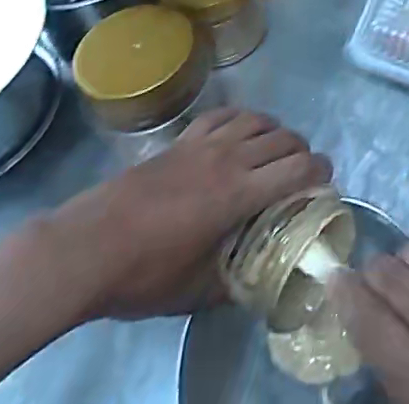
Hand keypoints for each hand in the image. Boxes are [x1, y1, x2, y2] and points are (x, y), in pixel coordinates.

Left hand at [42, 109, 332, 321]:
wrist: (83, 249)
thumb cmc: (141, 274)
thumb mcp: (194, 292)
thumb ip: (233, 285)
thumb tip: (257, 284)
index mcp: (239, 194)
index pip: (298, 168)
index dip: (321, 171)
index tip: (325, 183)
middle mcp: (229, 159)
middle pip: (284, 138)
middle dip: (304, 151)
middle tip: (303, 172)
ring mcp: (203, 145)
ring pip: (257, 119)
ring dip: (276, 131)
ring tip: (276, 149)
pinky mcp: (180, 141)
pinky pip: (223, 115)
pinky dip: (242, 118)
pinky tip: (240, 131)